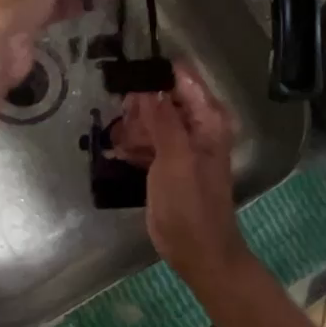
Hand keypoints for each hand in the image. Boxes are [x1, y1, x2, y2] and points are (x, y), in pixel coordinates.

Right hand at [124, 64, 252, 289]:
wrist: (197, 252)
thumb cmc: (189, 206)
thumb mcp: (175, 158)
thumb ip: (162, 119)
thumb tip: (145, 85)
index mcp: (208, 119)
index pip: (181, 78)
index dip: (152, 74)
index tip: (122, 78)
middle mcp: (197, 126)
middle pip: (162, 96)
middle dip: (137, 105)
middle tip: (120, 123)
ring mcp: (182, 146)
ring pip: (150, 120)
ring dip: (131, 128)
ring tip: (117, 142)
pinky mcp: (167, 165)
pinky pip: (147, 142)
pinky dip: (132, 145)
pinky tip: (117, 154)